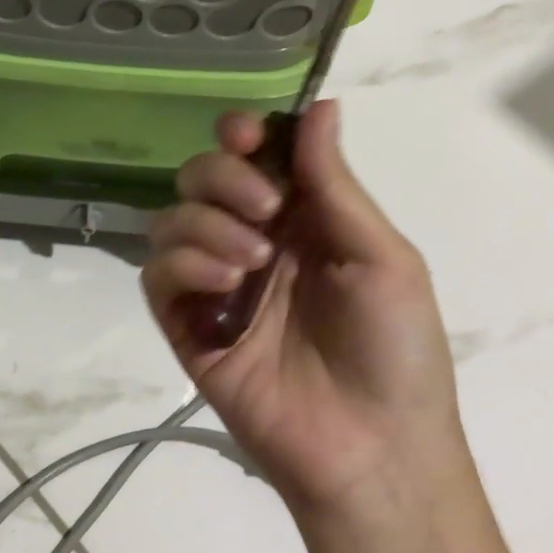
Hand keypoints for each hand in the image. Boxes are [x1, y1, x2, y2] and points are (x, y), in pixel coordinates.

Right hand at [143, 101, 523, 552]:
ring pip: (172, 217)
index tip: (245, 134)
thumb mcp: (380, 257)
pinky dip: (185, 262)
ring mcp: (212, 281)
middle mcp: (249, 239)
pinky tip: (225, 283)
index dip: (241, 135)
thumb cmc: (395, 349)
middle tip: (265, 210)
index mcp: (299, 219)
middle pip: (201, 176)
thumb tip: (321, 104)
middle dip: (223, 177)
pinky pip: (158, 271)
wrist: (373, 448)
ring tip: (253, 262)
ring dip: (208, 223)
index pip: (251, 156)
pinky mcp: (185, 321)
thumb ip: (334, 183)